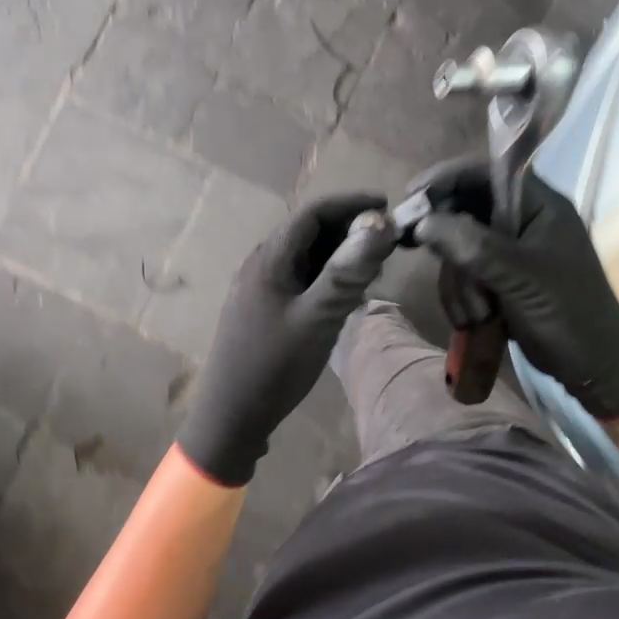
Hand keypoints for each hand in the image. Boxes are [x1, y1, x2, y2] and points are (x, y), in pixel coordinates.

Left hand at [177, 194, 398, 484]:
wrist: (230, 414)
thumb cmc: (275, 365)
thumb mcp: (318, 318)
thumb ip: (348, 271)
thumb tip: (381, 223)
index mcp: (269, 258)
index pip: (312, 212)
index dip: (350, 204)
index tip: (387, 206)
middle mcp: (260, 263)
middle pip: (307, 231)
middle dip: (348, 229)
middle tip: (387, 242)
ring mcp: (259, 286)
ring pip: (304, 256)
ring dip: (338, 254)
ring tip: (374, 267)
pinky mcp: (262, 308)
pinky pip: (298, 277)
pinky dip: (325, 276)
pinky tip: (346, 294)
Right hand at [410, 159, 618, 418]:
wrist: (595, 368)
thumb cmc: (569, 315)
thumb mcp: (520, 277)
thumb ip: (473, 246)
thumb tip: (422, 222)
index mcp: (539, 205)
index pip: (486, 172)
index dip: (446, 178)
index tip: (411, 198)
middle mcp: (522, 220)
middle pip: (464, 210)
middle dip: (447, 243)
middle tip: (415, 251)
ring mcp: (510, 251)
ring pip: (458, 248)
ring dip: (457, 282)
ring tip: (476, 313)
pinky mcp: (500, 279)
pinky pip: (463, 275)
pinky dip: (461, 297)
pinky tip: (474, 321)